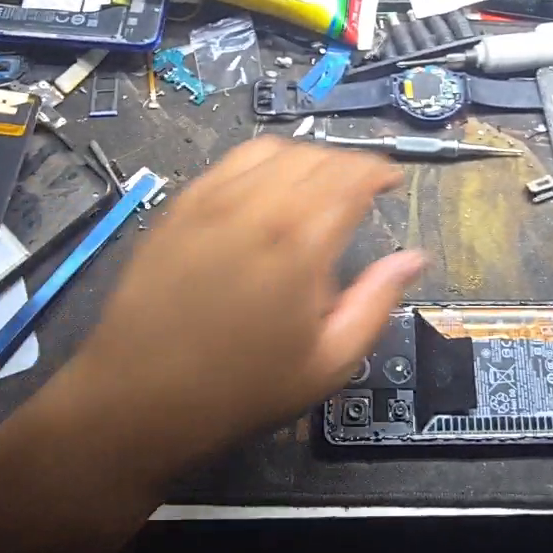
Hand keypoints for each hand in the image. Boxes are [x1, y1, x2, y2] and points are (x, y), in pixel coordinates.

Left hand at [36, 139, 423, 481]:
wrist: (139, 401)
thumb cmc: (241, 390)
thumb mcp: (327, 362)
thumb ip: (376, 302)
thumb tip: (413, 260)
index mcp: (299, 242)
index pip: (351, 177)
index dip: (378, 171)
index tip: (392, 180)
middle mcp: (256, 207)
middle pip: (316, 158)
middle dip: (349, 164)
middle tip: (364, 187)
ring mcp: (211, 202)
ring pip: (273, 151)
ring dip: (308, 158)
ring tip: (320, 182)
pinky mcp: (179, 207)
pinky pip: (230, 163)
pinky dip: (262, 161)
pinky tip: (268, 186)